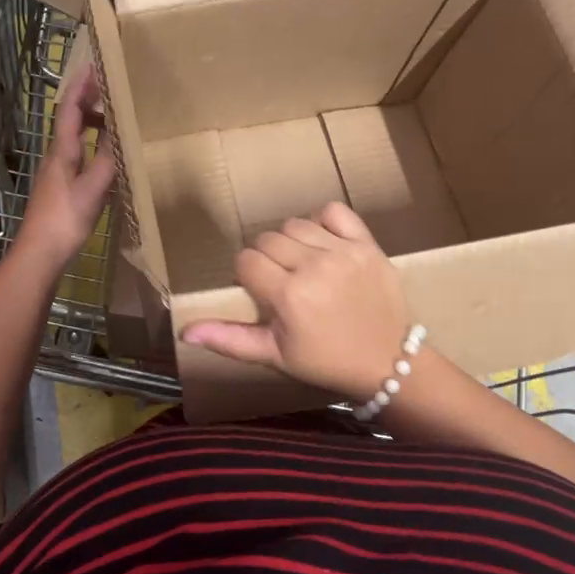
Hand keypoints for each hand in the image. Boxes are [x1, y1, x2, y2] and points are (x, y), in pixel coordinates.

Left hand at [13, 68, 117, 270]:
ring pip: (73, 138)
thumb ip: (107, 158)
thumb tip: (118, 128)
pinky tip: (106, 158)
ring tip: (113, 120)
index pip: (69, 108)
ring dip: (90, 124)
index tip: (94, 65)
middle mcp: (55, 156)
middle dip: (87, 100)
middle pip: (69, 120)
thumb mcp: (93, 188)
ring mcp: (56, 173)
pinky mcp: (60, 189)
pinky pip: (77, 155)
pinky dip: (92, 146)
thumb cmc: (64, 220)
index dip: (80, 86)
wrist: (38, 255)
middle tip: (109, 88)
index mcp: (61, 151)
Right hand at [180, 203, 409, 400]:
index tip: (261, 293)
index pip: (246, 261)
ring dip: (291, 241)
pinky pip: (333, 211)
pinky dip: (323, 221)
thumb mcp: (275, 355)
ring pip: (295, 224)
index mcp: (290, 297)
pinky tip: (323, 244)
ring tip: (302, 265)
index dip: (247, 276)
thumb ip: (229, 339)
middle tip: (281, 282)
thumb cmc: (325, 361)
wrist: (388, 362)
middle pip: (267, 240)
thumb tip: (186, 331)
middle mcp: (315, 268)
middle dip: (267, 259)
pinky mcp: (367, 244)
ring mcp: (344, 252)